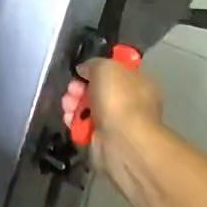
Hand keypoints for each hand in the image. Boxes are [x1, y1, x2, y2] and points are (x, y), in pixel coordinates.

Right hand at [64, 56, 162, 172]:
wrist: (120, 142)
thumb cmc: (119, 99)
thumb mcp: (106, 67)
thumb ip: (93, 64)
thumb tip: (85, 70)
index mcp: (138, 83)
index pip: (116, 72)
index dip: (97, 69)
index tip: (82, 70)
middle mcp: (129, 103)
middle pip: (98, 90)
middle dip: (80, 87)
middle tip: (72, 89)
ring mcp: (116, 123)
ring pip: (88, 107)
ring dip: (73, 104)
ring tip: (67, 105)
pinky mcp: (102, 140)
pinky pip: (84, 126)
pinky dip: (74, 121)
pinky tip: (69, 118)